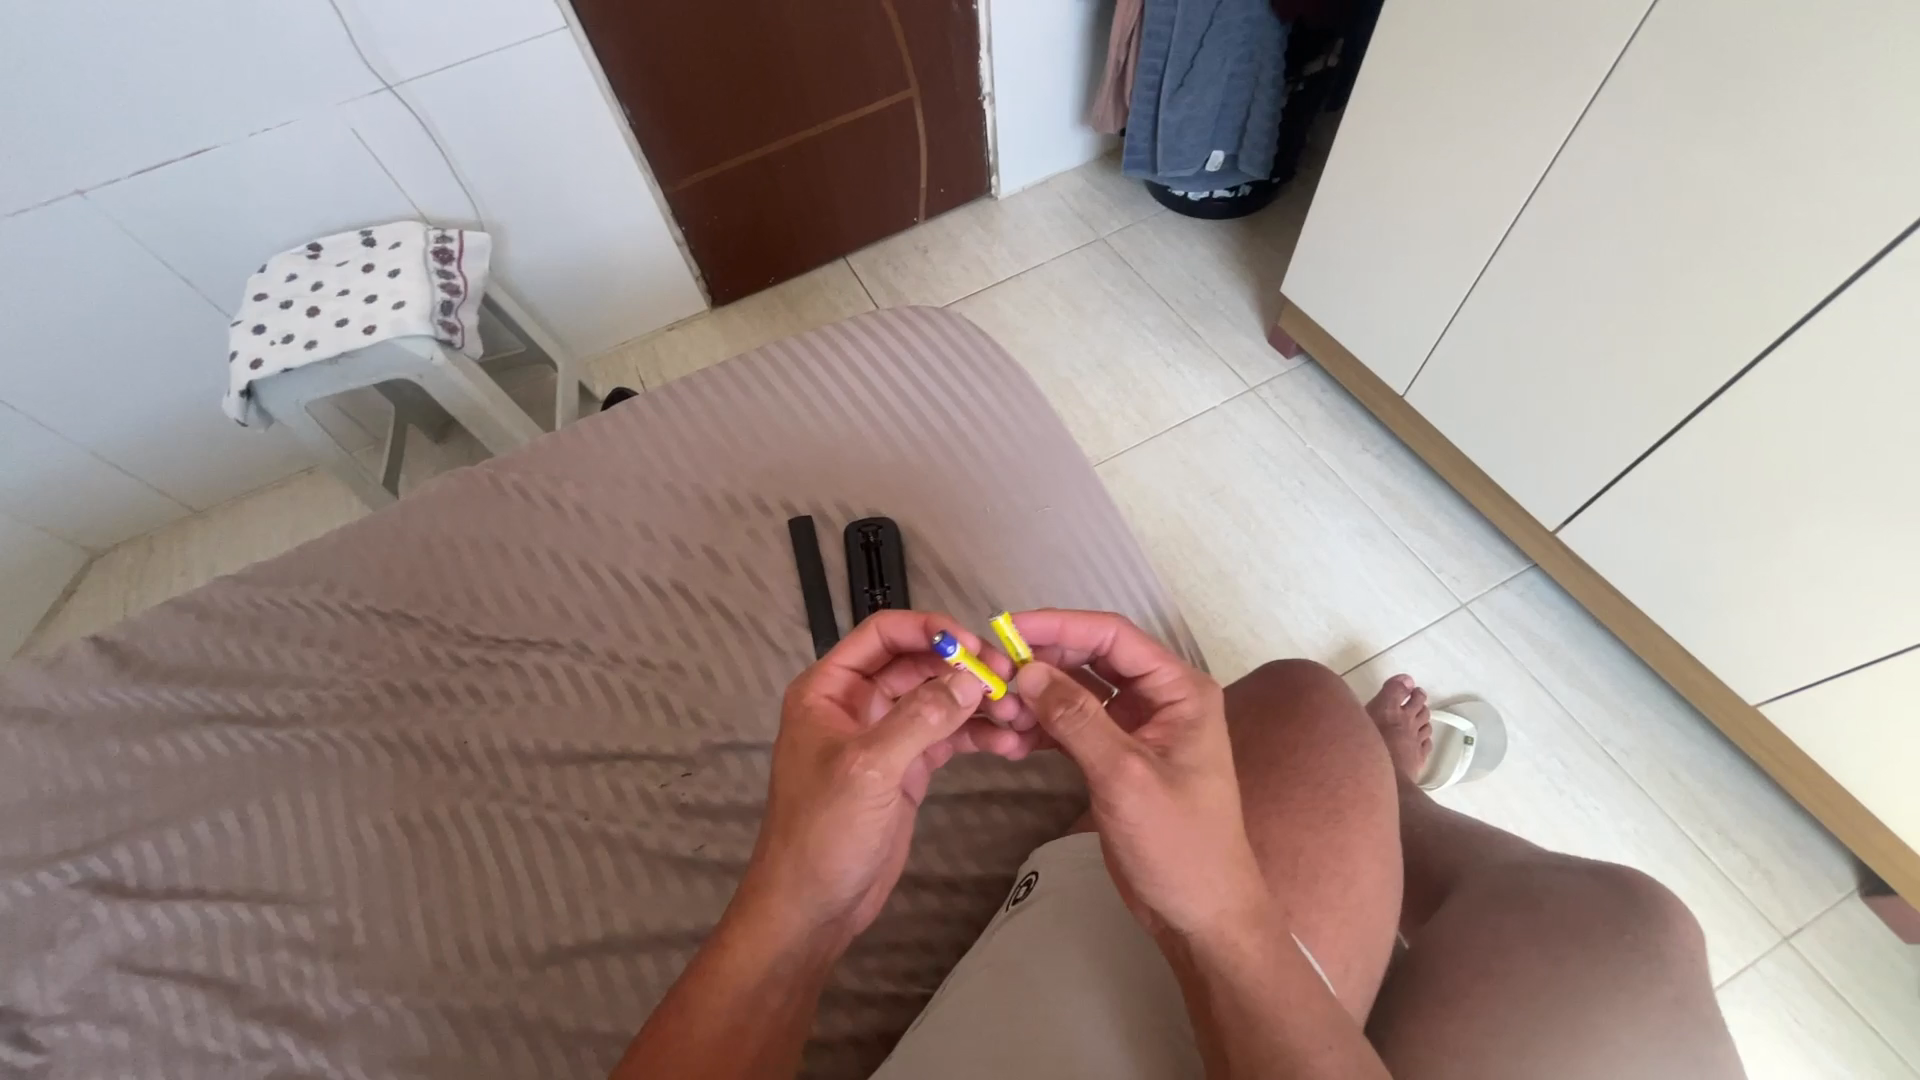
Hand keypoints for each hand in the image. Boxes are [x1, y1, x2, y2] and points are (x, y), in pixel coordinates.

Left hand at [733, 610, 1038, 944]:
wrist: (813, 909)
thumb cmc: (822, 833)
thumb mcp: (869, 768)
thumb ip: (921, 717)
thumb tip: (972, 678)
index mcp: (829, 688)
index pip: (883, 634)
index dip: (929, 629)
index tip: (975, 643)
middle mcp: (857, 702)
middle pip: (918, 663)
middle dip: (963, 667)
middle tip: (1010, 679)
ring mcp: (884, 735)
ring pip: (937, 698)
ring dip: (977, 701)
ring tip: (1019, 713)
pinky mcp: (907, 766)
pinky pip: (947, 736)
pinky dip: (977, 735)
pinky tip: (1009, 743)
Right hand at [1008, 610, 1269, 940]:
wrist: (1199, 916)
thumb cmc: (1178, 843)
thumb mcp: (1125, 776)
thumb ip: (1077, 719)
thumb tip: (1027, 671)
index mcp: (1178, 688)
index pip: (1113, 637)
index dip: (1060, 626)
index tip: (1008, 629)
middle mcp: (1159, 696)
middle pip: (1092, 658)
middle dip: (1044, 662)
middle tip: (995, 671)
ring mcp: (1136, 725)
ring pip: (1078, 690)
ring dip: (1039, 696)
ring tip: (1000, 710)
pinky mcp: (1115, 753)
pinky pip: (1073, 724)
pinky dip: (1043, 727)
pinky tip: (1012, 738)